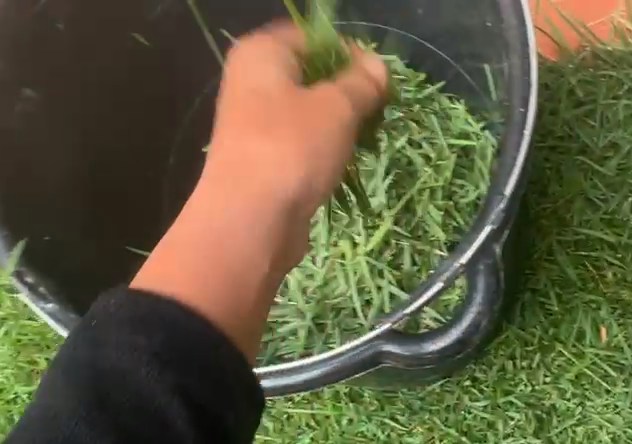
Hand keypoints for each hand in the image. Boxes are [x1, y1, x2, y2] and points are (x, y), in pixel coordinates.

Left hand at [199, 22, 389, 259]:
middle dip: (348, 93)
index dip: (347, 52)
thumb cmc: (292, 150)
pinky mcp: (266, 161)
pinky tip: (345, 168)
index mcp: (262, 54)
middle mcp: (253, 82)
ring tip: (366, 144)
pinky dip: (326, 153)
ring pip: (309, 114)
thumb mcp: (336, 108)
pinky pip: (303, 145)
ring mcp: (257, 124)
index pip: (310, 36)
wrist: (253, 218)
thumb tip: (377, 65)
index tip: (378, 79)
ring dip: (341, 127)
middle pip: (310, 76)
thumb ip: (360, 84)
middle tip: (378, 114)